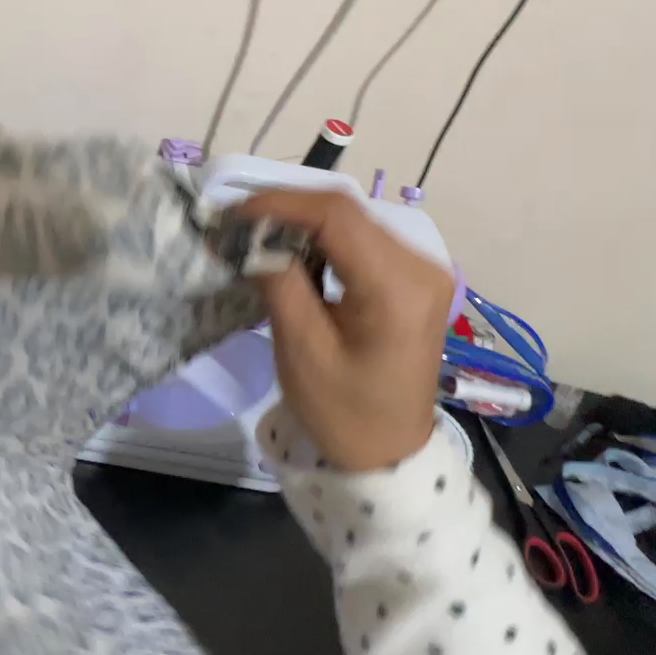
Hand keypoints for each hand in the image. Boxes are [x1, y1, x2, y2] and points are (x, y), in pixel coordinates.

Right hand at [236, 190, 454, 471]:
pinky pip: (361, 238)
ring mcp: (422, 269)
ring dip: (301, 220)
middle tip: (237, 223)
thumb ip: (280, 280)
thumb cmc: (341, 409)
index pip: (337, 215)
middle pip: (346, 211)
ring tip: (255, 233)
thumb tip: (254, 235)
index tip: (234, 213)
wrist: (386, 451)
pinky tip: (290, 248)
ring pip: (352, 219)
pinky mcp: (412, 276)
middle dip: (286, 209)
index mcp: (398, 287)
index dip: (280, 203)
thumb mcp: (301, 348)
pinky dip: (321, 236)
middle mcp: (421, 266)